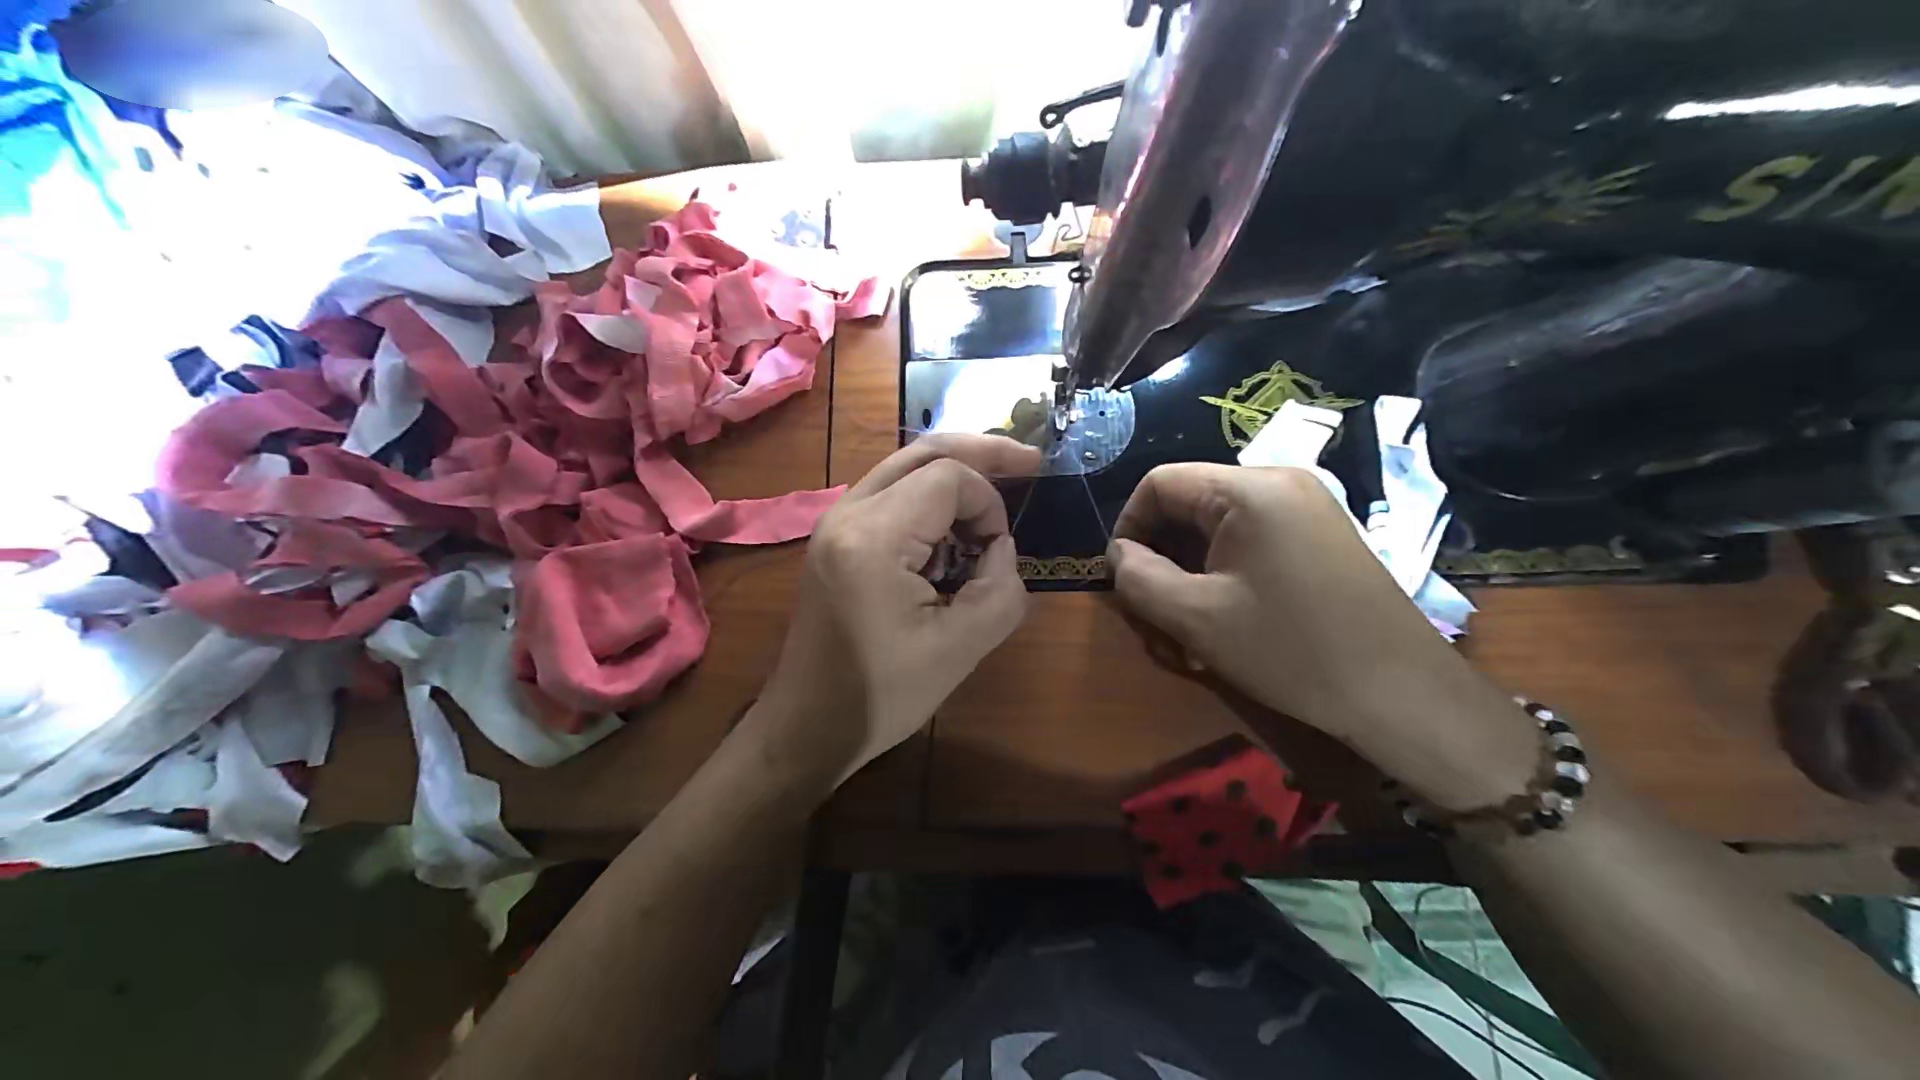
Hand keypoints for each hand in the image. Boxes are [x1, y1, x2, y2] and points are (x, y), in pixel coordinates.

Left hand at [749, 435, 1041, 787]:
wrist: (808, 725)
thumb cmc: (881, 695)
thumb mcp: (961, 649)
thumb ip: (1001, 589)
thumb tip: (1001, 549)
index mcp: (873, 538)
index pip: (948, 478)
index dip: (988, 503)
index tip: (1000, 552)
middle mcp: (846, 514)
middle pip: (922, 454)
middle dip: (981, 452)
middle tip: (1028, 460)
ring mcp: (834, 523)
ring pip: (903, 468)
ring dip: (954, 475)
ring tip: (996, 495)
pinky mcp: (834, 539)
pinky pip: (889, 495)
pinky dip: (928, 499)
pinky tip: (953, 529)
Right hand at [1108, 463, 1535, 808]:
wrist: (1402, 694)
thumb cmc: (1290, 649)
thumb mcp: (1195, 618)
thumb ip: (1138, 578)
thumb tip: (1119, 554)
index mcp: (1249, 488)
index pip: (1159, 483)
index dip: (1128, 525)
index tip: (1122, 576)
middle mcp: (1281, 482)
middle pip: (1190, 504)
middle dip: (1162, 556)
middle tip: (1156, 613)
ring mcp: (1308, 508)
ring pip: (1218, 528)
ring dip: (1191, 572)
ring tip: (1190, 628)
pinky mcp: (1321, 537)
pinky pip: (1252, 541)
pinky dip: (1225, 574)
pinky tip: (1228, 620)